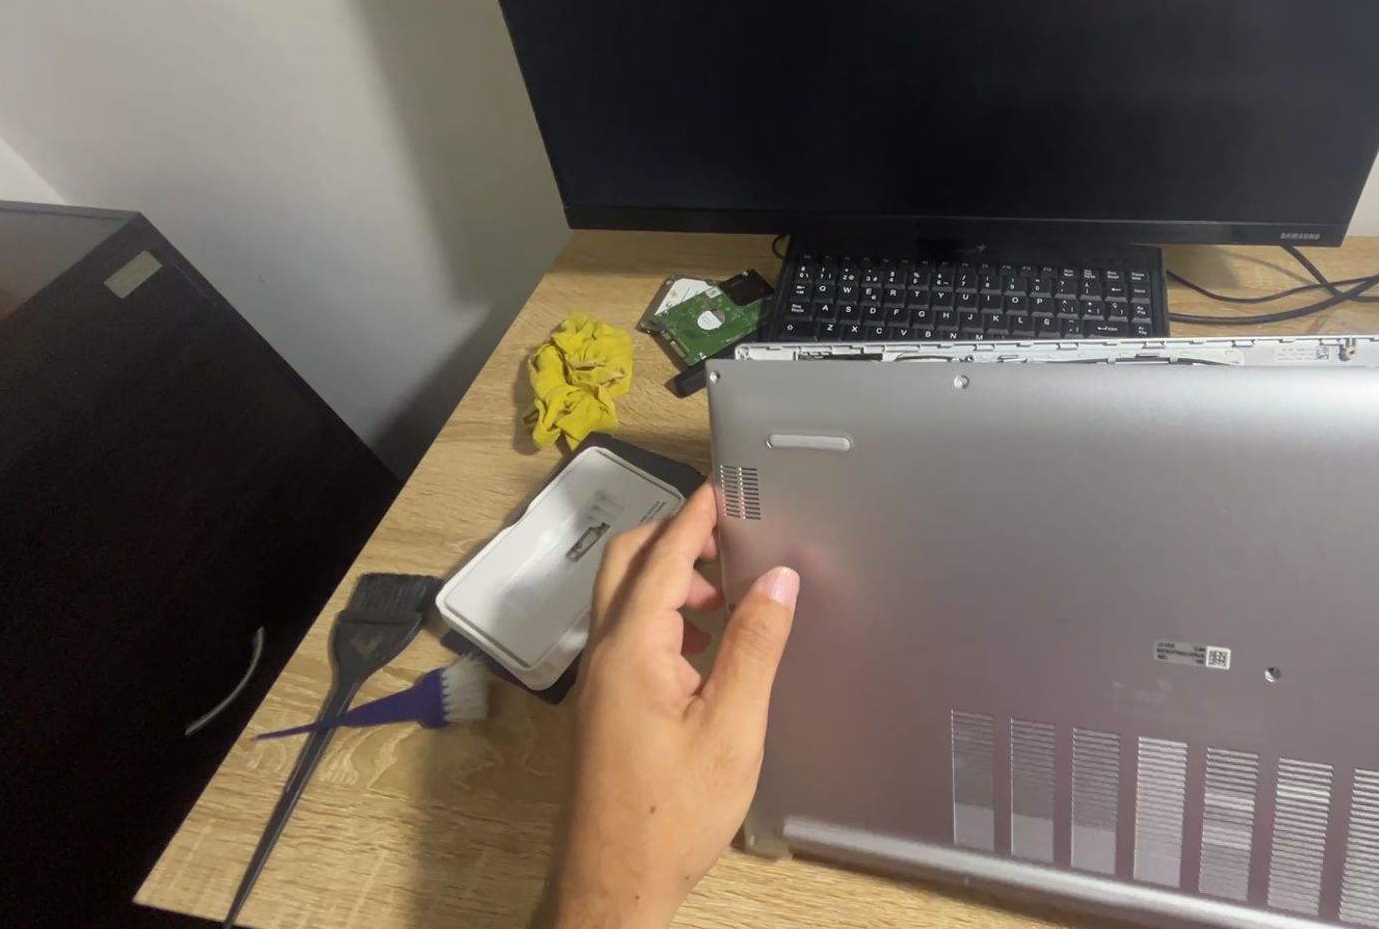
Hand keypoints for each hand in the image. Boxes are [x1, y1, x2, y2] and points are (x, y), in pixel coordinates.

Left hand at [545, 484, 800, 928]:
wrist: (611, 890)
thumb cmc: (670, 818)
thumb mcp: (731, 728)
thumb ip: (754, 646)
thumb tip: (777, 580)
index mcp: (633, 651)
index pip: (663, 559)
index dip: (694, 518)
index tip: (719, 490)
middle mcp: (606, 655)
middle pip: (627, 563)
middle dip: (675, 537)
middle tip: (726, 534)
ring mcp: (601, 679)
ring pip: (627, 597)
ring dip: (673, 576)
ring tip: (726, 591)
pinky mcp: (606, 702)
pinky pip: (632, 630)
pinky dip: (668, 613)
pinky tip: (705, 644)